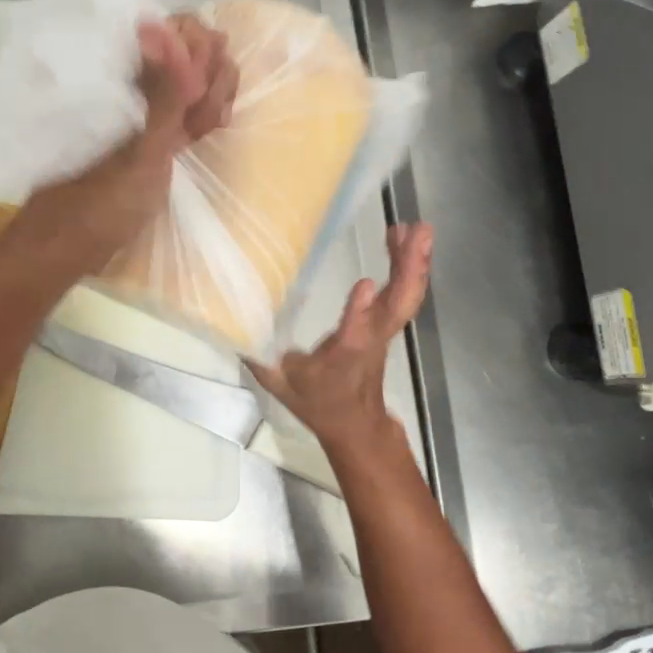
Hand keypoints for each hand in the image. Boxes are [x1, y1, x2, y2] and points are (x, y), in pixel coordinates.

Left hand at [9, 14, 237, 276]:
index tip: (201, 98)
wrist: (71, 244)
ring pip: (195, 75)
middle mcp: (135, 76)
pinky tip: (204, 134)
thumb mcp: (143, 149)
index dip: (203, 56)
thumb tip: (158, 22)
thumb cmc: (103, 203)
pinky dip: (202, 112)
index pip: (183, 26)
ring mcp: (145, 101)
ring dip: (212, 96)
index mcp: (125, 70)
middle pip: (195, 46)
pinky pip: (187, 101)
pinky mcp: (152, 127)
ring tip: (204, 132)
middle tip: (203, 124)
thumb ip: (162, 90)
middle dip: (213, 77)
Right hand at [247, 223, 432, 455]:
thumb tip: (234, 325)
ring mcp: (384, 331)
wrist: (354, 424)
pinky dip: (409, 265)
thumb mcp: (281, 386)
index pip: (354, 335)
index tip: (365, 284)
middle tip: (418, 232)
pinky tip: (403, 238)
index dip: (359, 312)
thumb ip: (260, 356)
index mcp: (342, 356)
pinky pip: (404, 294)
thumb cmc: (317, 402)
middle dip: (409, 270)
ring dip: (415, 261)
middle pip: (397, 306)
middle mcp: (370, 340)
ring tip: (419, 227)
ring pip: (407, 297)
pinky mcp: (387, 324)